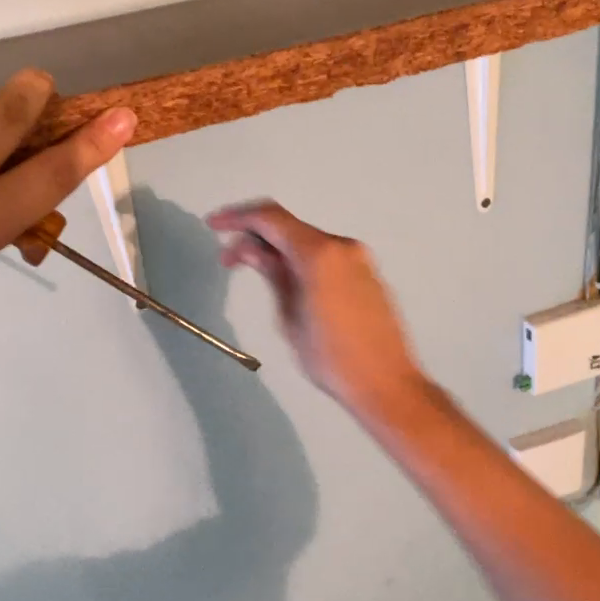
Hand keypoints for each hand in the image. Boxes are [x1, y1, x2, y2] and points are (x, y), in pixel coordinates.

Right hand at [209, 200, 429, 418]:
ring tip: (254, 274)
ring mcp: (358, 259)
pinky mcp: (367, 274)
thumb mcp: (289, 317)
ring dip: (277, 250)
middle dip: (255, 237)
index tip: (213, 226)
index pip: (271, 218)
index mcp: (320, 254)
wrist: (386, 383)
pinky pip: (325, 256)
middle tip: (228, 261)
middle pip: (290, 227)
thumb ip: (272, 274)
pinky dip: (300, 260)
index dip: (238, 217)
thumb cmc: (331, 358)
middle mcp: (342, 246)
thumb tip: (250, 248)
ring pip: (307, 242)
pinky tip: (286, 282)